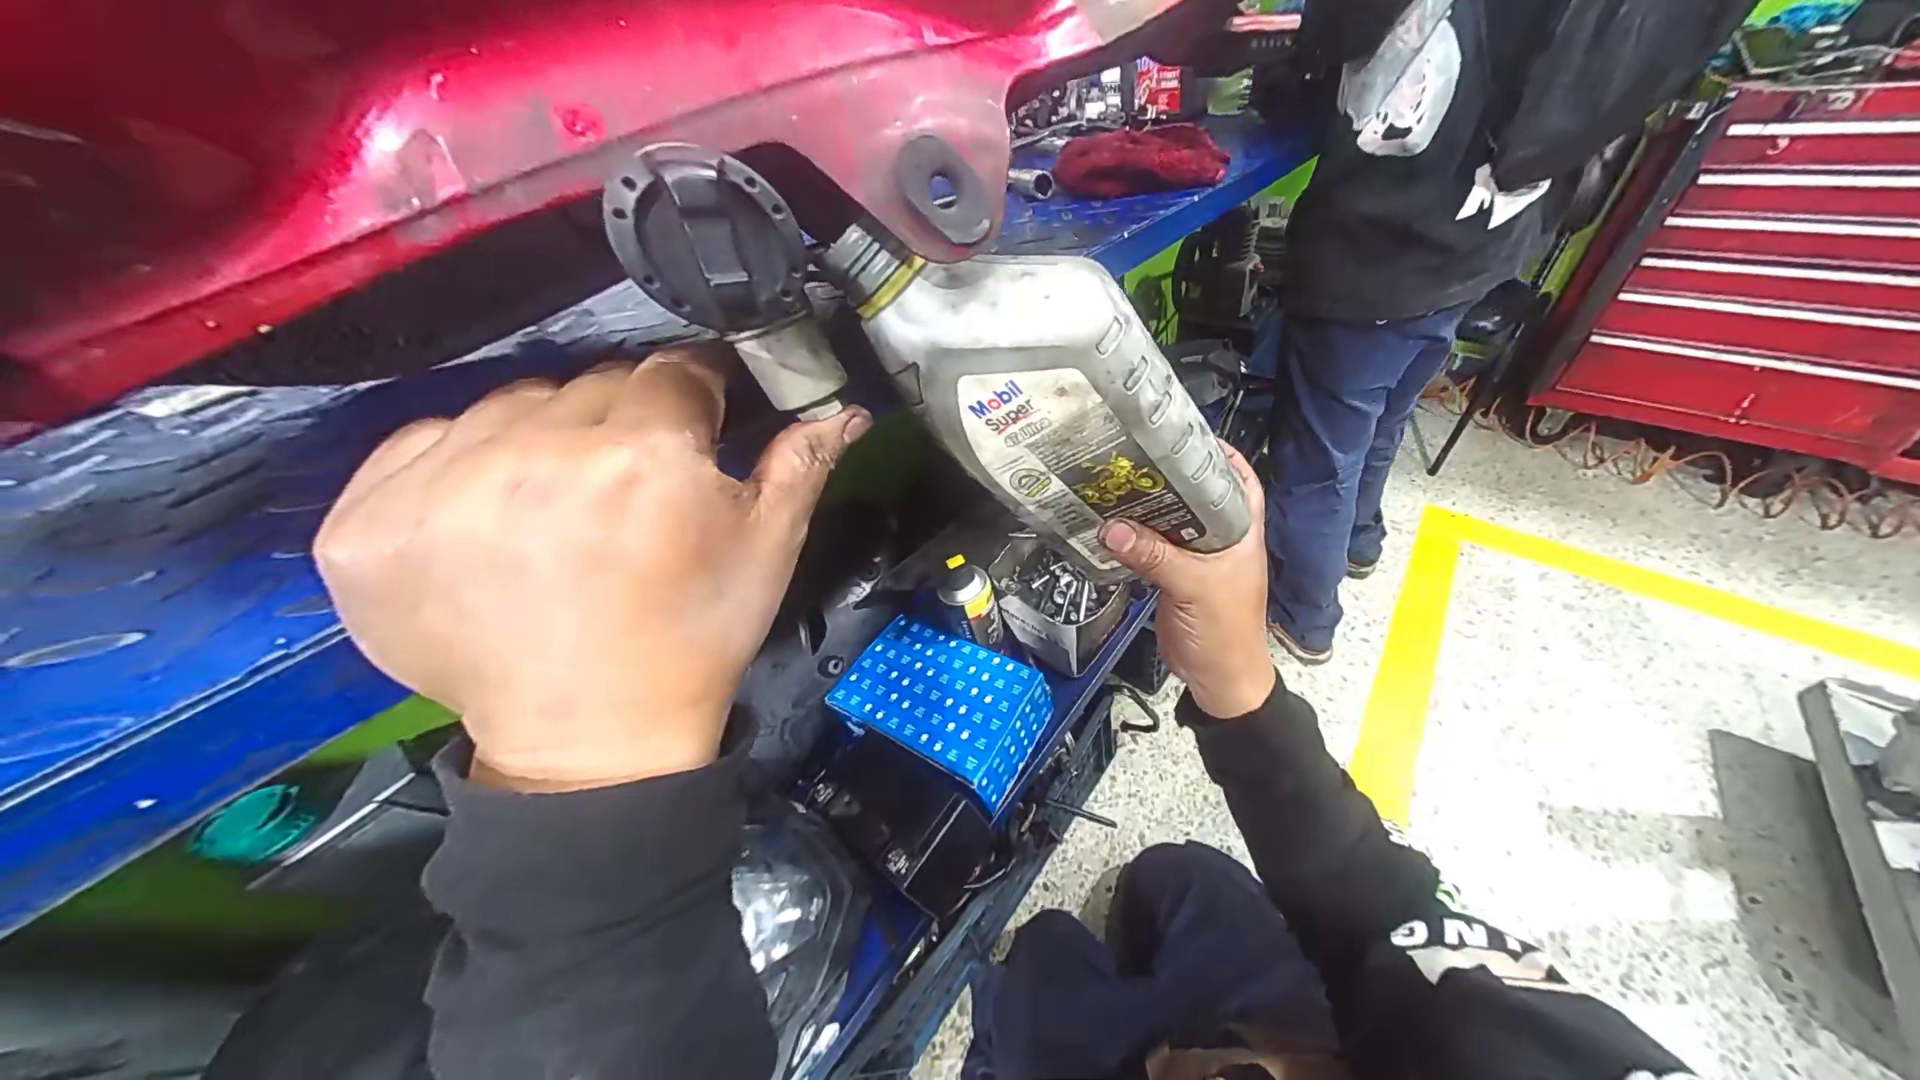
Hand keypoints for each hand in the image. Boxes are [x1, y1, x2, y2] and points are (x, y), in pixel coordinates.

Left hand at [315, 344, 870, 790]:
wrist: (595, 733)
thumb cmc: (697, 633)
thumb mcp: (767, 549)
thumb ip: (802, 464)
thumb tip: (847, 410)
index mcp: (645, 458)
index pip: (673, 371)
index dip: (697, 395)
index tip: (700, 420)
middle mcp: (536, 453)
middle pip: (591, 384)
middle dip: (626, 420)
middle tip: (636, 485)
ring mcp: (438, 486)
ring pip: (509, 406)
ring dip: (546, 438)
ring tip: (566, 505)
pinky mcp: (365, 524)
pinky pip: (420, 445)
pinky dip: (463, 467)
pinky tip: (495, 520)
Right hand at [1097, 442, 1273, 718]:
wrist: (1218, 679)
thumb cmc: (1225, 630)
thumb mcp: (1195, 587)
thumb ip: (1155, 556)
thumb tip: (1110, 528)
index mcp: (1241, 532)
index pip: (1239, 481)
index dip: (1219, 455)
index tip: (1185, 435)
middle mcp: (1220, 539)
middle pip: (1196, 497)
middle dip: (1170, 477)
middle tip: (1135, 458)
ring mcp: (1195, 559)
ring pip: (1171, 523)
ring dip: (1147, 508)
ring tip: (1117, 485)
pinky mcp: (1174, 578)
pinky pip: (1153, 549)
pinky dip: (1135, 537)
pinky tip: (1112, 527)